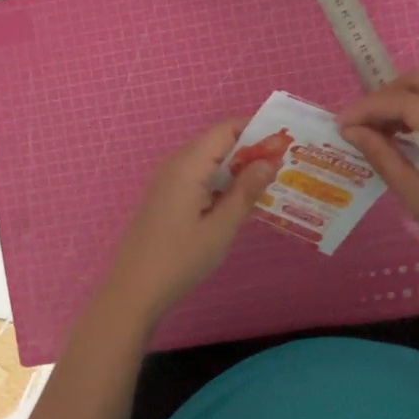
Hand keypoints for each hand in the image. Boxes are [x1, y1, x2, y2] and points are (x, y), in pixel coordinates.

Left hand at [99, 120, 277, 329]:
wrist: (133, 288)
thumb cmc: (180, 259)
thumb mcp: (221, 228)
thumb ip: (246, 191)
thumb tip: (270, 161)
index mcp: (188, 164)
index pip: (226, 129)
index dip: (256, 131)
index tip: (284, 146)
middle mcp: (175, 163)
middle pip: (217, 142)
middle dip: (249, 150)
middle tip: (281, 168)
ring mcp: (166, 180)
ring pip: (207, 160)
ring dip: (235, 168)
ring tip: (266, 185)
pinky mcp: (164, 196)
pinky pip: (196, 176)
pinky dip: (219, 181)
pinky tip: (236, 202)